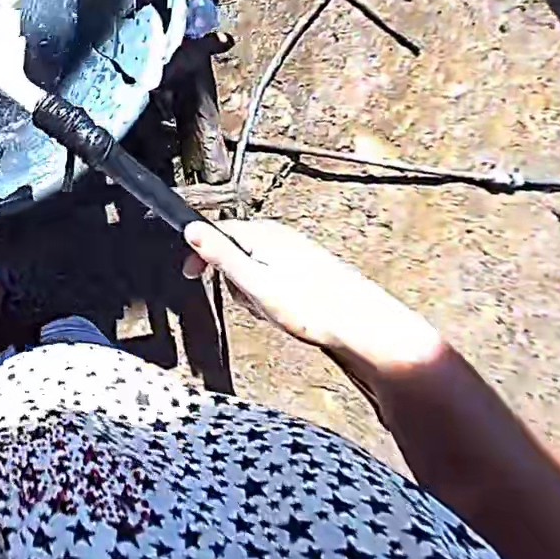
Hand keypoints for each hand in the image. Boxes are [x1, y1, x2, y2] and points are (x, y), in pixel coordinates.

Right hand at [182, 219, 445, 380]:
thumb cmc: (312, 309)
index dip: (199, 253)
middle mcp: (279, 234)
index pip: (215, 232)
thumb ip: (219, 255)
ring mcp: (296, 248)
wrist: (369, 329)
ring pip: (255, 262)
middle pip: (235, 248)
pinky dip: (271, 290)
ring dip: (253, 287)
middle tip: (247, 303)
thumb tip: (190, 229)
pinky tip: (288, 310)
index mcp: (262, 233)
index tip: (190, 275)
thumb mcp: (254, 284)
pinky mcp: (310, 264)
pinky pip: (274, 271)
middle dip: (232, 277)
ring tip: (272, 310)